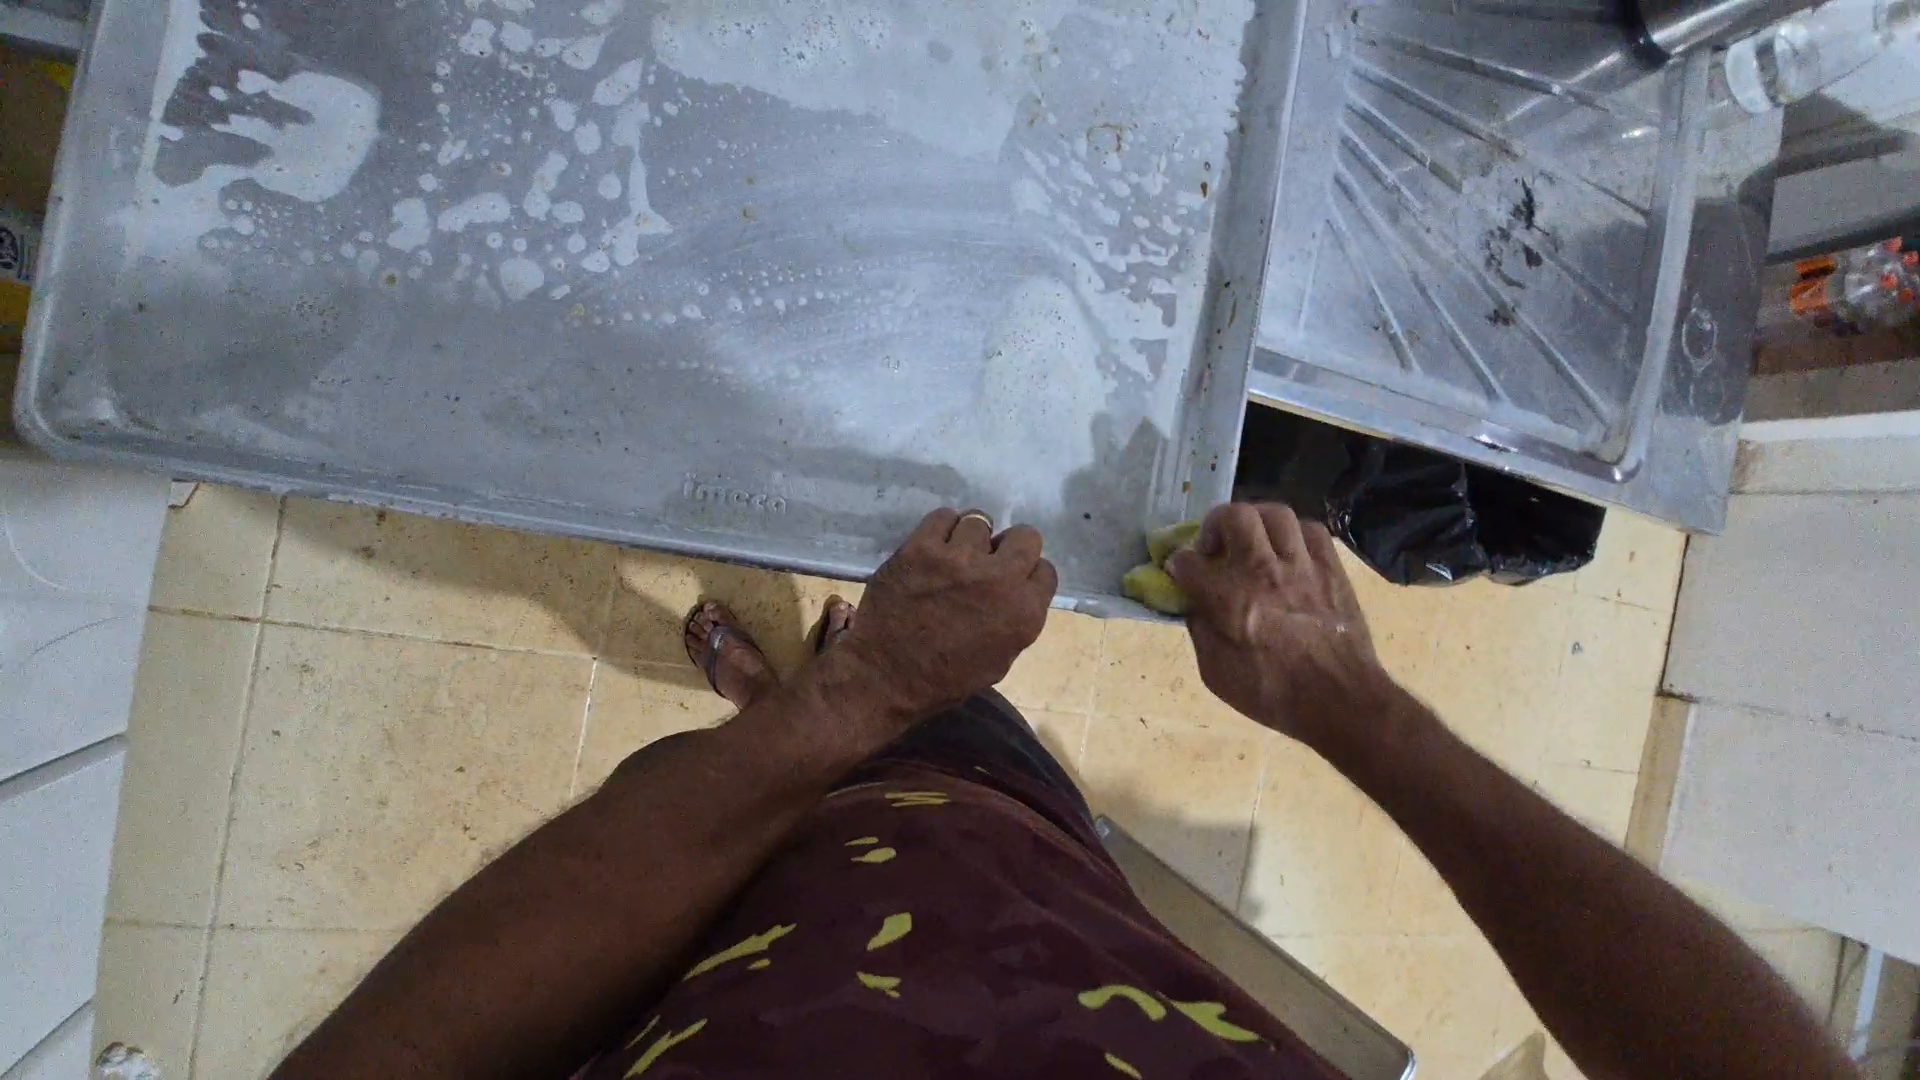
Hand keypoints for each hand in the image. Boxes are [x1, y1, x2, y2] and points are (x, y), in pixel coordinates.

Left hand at [840, 508, 1058, 717]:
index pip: (1045, 570)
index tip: (1011, 578)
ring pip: (980, 522)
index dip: (1027, 573)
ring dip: (970, 539)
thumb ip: (1017, 619)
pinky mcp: (922, 548)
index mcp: (1024, 612)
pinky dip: (941, 529)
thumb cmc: (945, 679)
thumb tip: (1018, 589)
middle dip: (1010, 547)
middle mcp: (999, 579)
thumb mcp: (1001, 660)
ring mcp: (959, 559)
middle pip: (1025, 537)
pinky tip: (934, 548)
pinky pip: (943, 516)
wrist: (886, 677)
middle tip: (989, 560)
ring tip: (954, 556)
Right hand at [1166, 503, 1388, 743]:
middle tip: (1216, 547)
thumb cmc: (1272, 694)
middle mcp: (1262, 572)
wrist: (1341, 702)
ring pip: (1274, 513)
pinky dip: (1293, 534)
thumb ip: (1200, 631)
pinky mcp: (1332, 569)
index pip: (1188, 561)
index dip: (1177, 563)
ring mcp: (1301, 566)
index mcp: (1228, 600)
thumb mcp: (1215, 673)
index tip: (1179, 571)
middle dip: (1215, 524)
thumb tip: (1194, 605)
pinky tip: (1287, 552)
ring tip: (1252, 542)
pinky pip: (1311, 530)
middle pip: (1234, 516)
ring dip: (1255, 522)